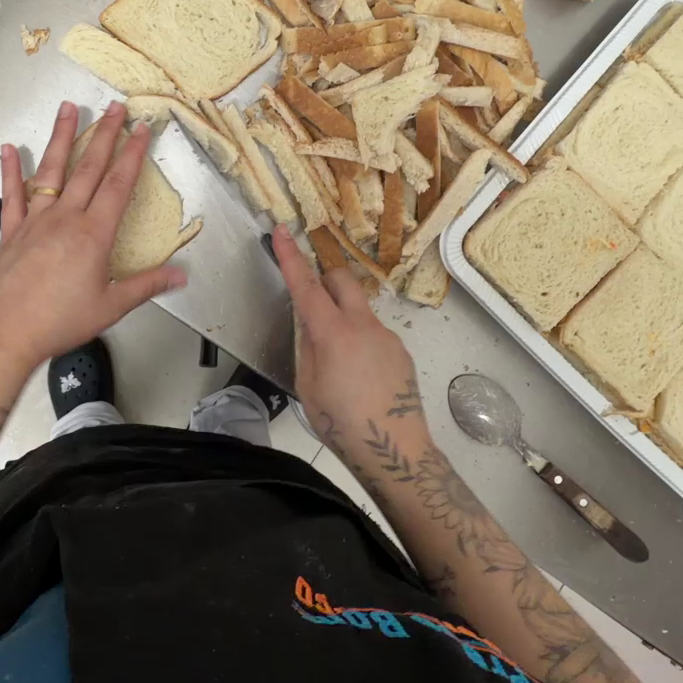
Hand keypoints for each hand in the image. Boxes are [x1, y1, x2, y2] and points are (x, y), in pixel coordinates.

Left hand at [0, 101, 186, 371]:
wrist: (7, 334)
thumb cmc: (60, 322)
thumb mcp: (112, 306)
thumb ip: (147, 285)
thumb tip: (181, 275)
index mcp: (93, 234)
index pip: (119, 185)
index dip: (133, 154)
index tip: (141, 129)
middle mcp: (64, 219)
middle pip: (88, 168)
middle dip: (104, 135)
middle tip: (114, 107)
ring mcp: (35, 222)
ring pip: (51, 171)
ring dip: (62, 138)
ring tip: (68, 108)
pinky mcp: (11, 232)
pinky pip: (12, 196)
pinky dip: (11, 171)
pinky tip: (11, 149)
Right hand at [270, 225, 427, 447]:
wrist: (396, 451)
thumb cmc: (342, 425)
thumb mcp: (308, 387)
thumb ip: (307, 348)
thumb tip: (310, 327)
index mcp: (333, 334)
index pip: (306, 286)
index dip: (290, 257)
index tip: (281, 231)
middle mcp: (364, 326)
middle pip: (342, 279)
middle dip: (323, 278)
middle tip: (311, 300)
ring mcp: (387, 336)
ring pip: (359, 308)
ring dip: (341, 316)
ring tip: (335, 361)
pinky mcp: (401, 351)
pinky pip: (373, 332)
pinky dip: (359, 340)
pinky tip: (358, 377)